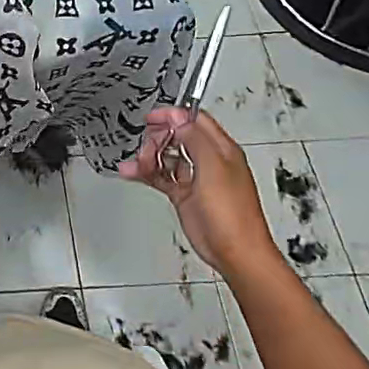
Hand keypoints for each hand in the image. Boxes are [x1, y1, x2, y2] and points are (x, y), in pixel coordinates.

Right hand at [119, 107, 280, 278]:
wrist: (236, 252)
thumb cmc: (234, 215)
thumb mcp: (213, 166)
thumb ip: (195, 138)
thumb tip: (180, 119)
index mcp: (221, 149)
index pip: (195, 120)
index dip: (173, 116)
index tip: (153, 118)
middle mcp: (209, 161)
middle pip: (178, 137)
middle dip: (158, 138)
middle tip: (147, 147)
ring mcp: (197, 179)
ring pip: (168, 157)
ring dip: (150, 156)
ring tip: (138, 162)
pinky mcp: (186, 196)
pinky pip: (162, 178)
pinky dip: (147, 173)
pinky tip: (133, 172)